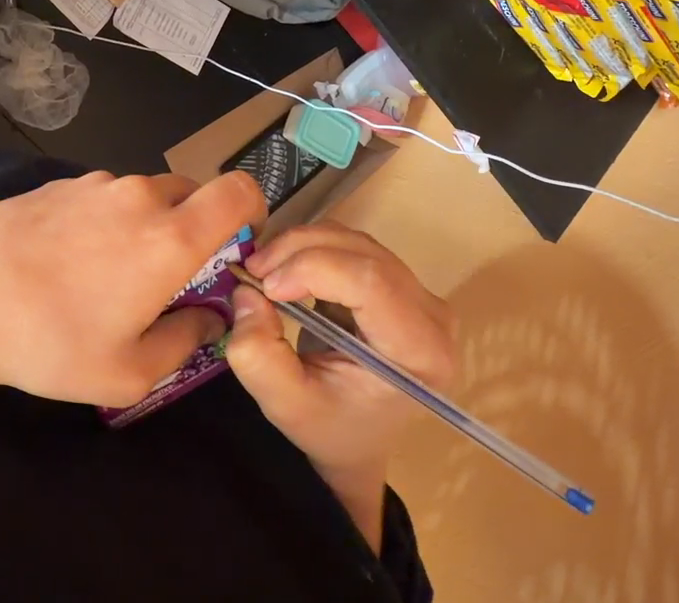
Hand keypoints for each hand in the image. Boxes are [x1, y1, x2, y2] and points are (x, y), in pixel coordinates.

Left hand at [0, 170, 264, 406]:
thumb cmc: (51, 341)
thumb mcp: (129, 370)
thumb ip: (186, 341)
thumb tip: (208, 317)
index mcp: (171, 236)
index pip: (240, 190)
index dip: (252, 211)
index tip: (238, 246)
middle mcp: (140, 196)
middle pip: (193, 195)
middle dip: (195, 230)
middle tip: (168, 276)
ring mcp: (96, 184)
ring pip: (144, 196)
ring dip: (145, 226)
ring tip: (105, 276)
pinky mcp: (59, 183)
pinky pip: (103, 197)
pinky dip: (104, 221)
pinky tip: (66, 262)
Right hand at [224, 225, 454, 545]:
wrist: (357, 438)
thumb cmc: (329, 428)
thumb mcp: (284, 404)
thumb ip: (257, 354)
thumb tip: (247, 292)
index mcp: (419, 353)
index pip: (371, 281)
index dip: (311, 269)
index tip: (264, 286)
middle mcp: (431, 315)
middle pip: (361, 253)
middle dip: (297, 251)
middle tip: (251, 272)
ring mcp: (418, 293)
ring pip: (353, 240)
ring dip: (300, 246)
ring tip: (263, 272)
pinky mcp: (397, 281)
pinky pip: (350, 246)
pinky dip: (311, 248)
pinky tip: (285, 271)